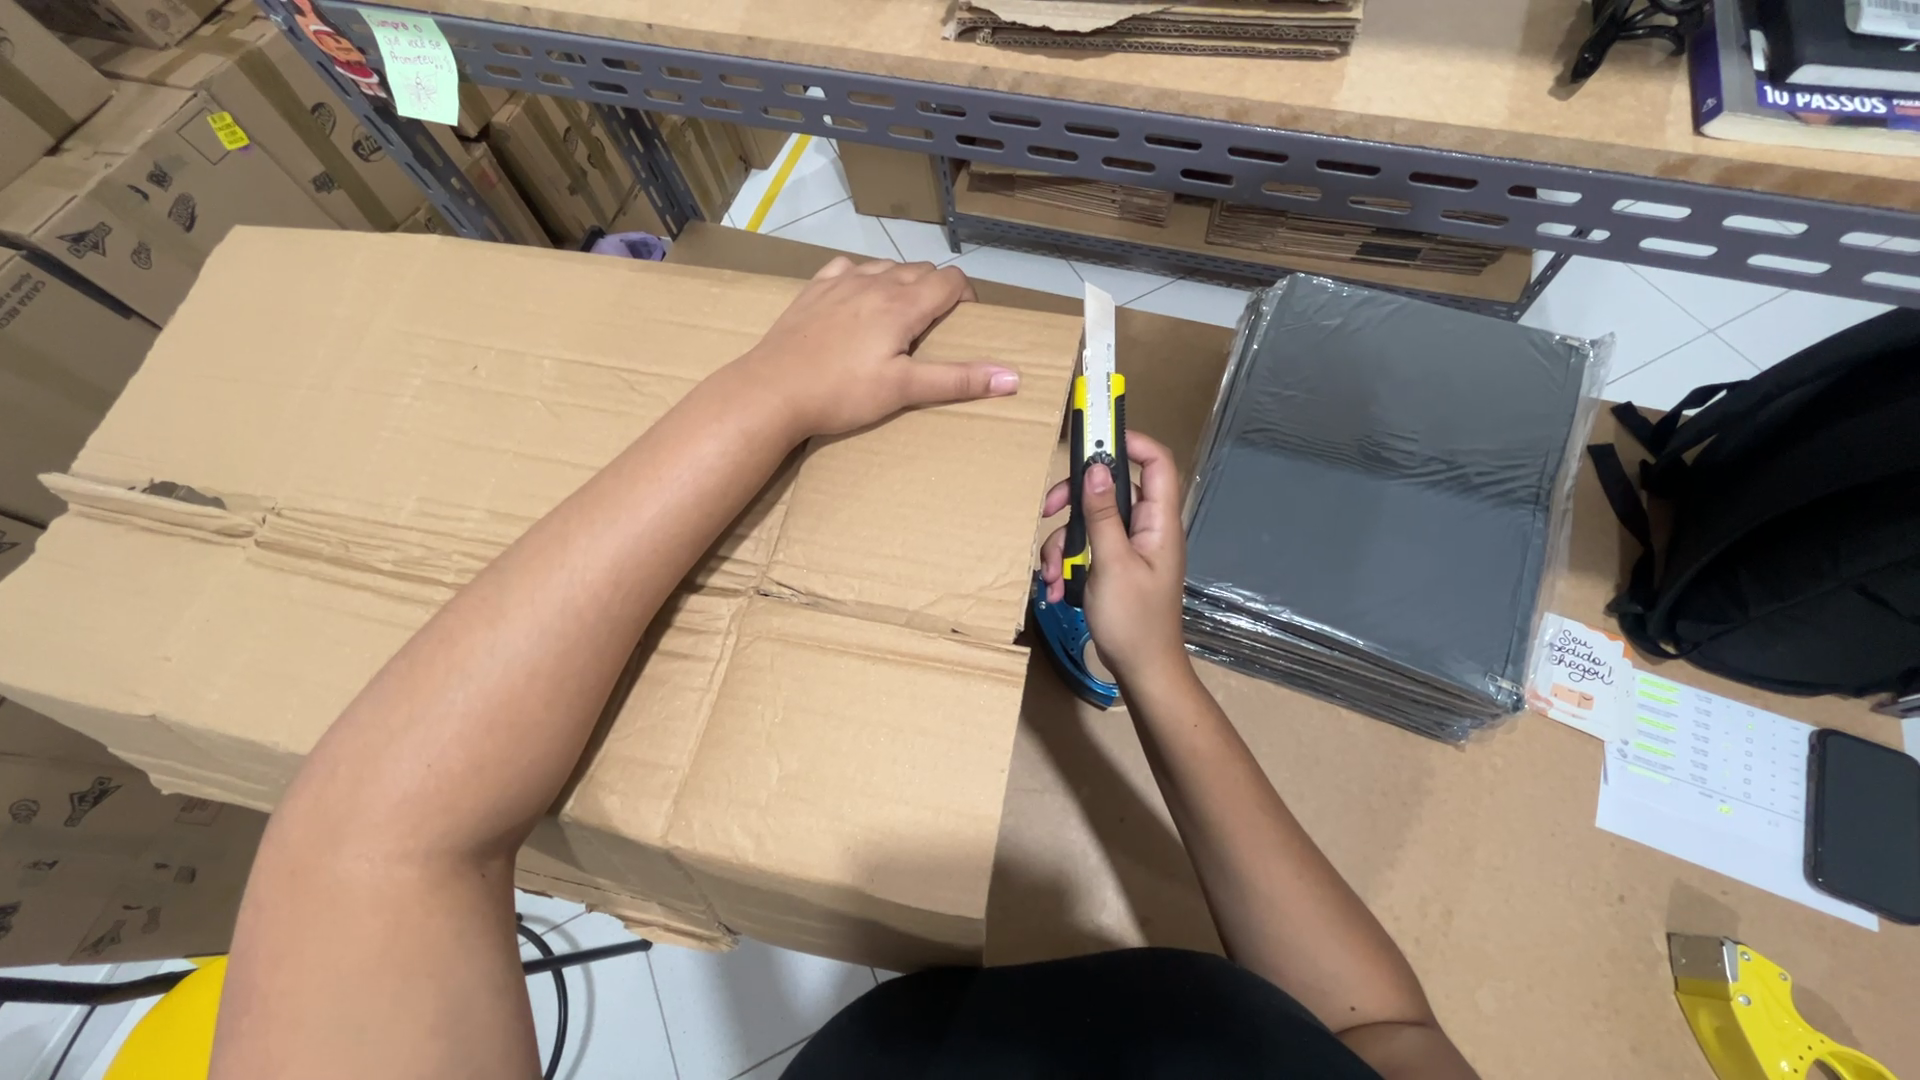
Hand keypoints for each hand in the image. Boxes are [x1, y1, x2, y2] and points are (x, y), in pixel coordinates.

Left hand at [738, 257, 1020, 438]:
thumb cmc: (842, 394)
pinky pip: (848, 268)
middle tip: (934, 328)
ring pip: (885, 266)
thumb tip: (1012, 377)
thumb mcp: (904, 390)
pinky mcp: (813, 290)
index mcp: (902, 305)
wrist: (773, 390)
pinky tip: (857, 299)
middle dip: (936, 291)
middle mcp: (875, 282)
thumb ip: (958, 380)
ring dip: (902, 282)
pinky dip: (864, 277)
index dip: (965, 296)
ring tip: (899, 316)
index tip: (964, 322)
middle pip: (920, 270)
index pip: (950, 280)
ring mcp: (840, 282)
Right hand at [1040, 433, 1189, 685]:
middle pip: (1109, 489)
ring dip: (1062, 543)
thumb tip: (1096, 467)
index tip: (1094, 437)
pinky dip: (1065, 563)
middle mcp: (1146, 528)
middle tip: (1048, 509)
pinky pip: (1085, 548)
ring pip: (1089, 521)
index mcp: (1158, 522)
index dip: (1131, 442)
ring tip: (1049, 574)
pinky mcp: (1113, 566)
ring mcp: (1129, 548)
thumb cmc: (1134, 620)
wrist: (1142, 670)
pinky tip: (1053, 587)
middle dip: (1073, 499)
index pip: (1156, 462)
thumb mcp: (1111, 564)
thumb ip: (1102, 515)